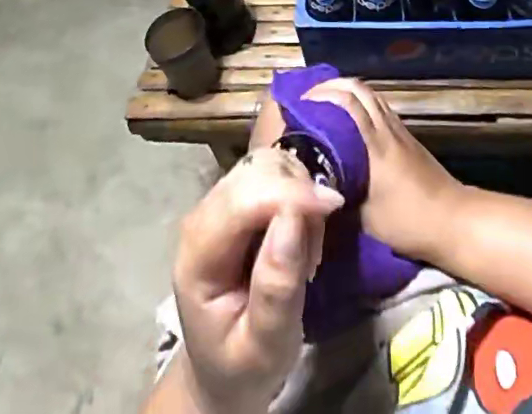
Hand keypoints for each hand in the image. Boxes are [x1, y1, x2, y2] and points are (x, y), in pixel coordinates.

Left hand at [171, 147, 344, 413]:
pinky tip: (300, 234)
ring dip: (300, 193)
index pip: (243, 199)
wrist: (223, 369)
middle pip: (256, 170)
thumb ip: (276, 288)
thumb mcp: (264, 346)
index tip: (333, 207)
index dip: (290, 193)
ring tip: (305, 250)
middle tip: (313, 255)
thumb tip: (292, 220)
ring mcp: (218, 202)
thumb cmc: (242, 364)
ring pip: (267, 163)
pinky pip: (274, 172)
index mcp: (198, 254)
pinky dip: (298, 192)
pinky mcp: (238, 198)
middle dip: (298, 196)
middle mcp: (203, 216)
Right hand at [304, 77, 464, 262]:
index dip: (322, 96)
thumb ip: (338, 197)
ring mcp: (400, 132)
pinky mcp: (408, 138)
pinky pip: (381, 108)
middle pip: (360, 89)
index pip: (347, 103)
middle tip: (309, 98)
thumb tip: (313, 187)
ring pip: (372, 96)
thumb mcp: (364, 218)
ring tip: (326, 103)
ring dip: (348, 91)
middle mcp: (386, 130)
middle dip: (332, 86)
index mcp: (373, 145)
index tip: (300, 104)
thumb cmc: (408, 221)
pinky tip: (351, 119)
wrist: (455, 221)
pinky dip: (362, 103)